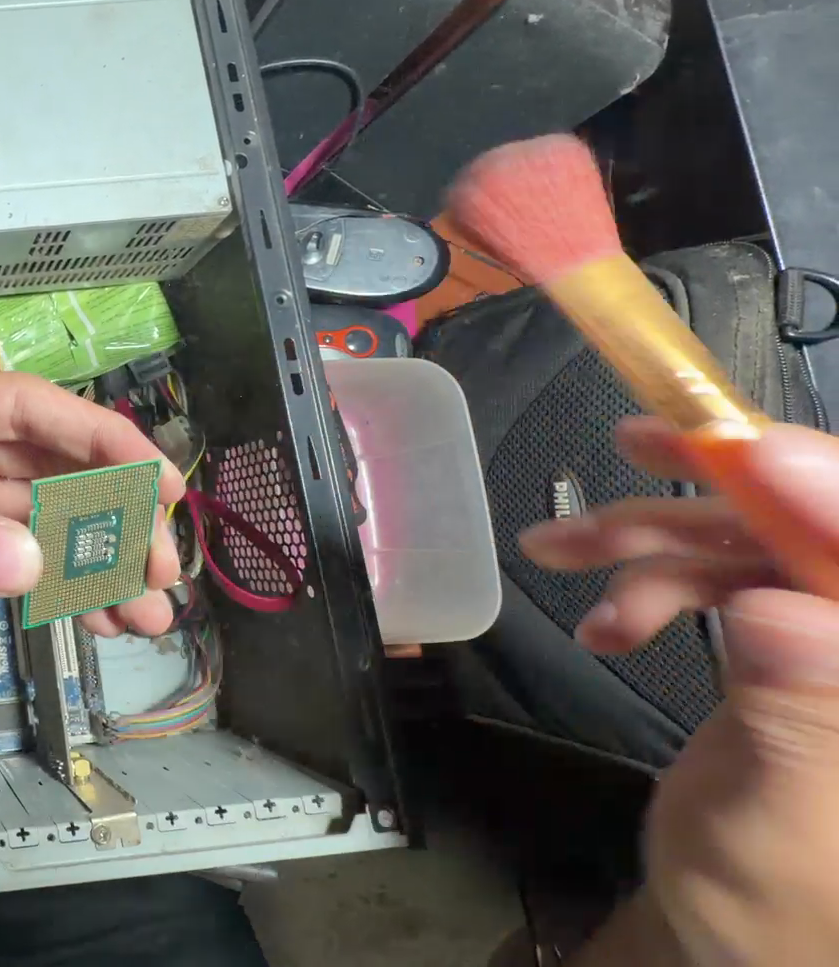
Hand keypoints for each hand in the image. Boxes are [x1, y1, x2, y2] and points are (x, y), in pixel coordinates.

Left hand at [0, 367, 183, 650]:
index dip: (96, 437)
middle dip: (106, 509)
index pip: (21, 406)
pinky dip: (53, 582)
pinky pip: (8, 556)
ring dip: (91, 555)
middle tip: (159, 564)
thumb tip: (26, 560)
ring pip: (35, 515)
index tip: (153, 481)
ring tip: (145, 605)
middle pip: (42, 463)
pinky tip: (93, 611)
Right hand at [519, 417, 838, 964]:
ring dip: (657, 541)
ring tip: (554, 547)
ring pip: (768, 550)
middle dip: (724, 492)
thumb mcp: (781, 831)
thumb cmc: (777, 907)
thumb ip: (800, 722)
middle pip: (828, 538)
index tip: (742, 449)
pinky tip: (606, 620)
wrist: (756, 942)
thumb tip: (781, 610)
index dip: (828, 496)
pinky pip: (736, 586)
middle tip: (628, 447)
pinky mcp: (806, 653)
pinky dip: (656, 585)